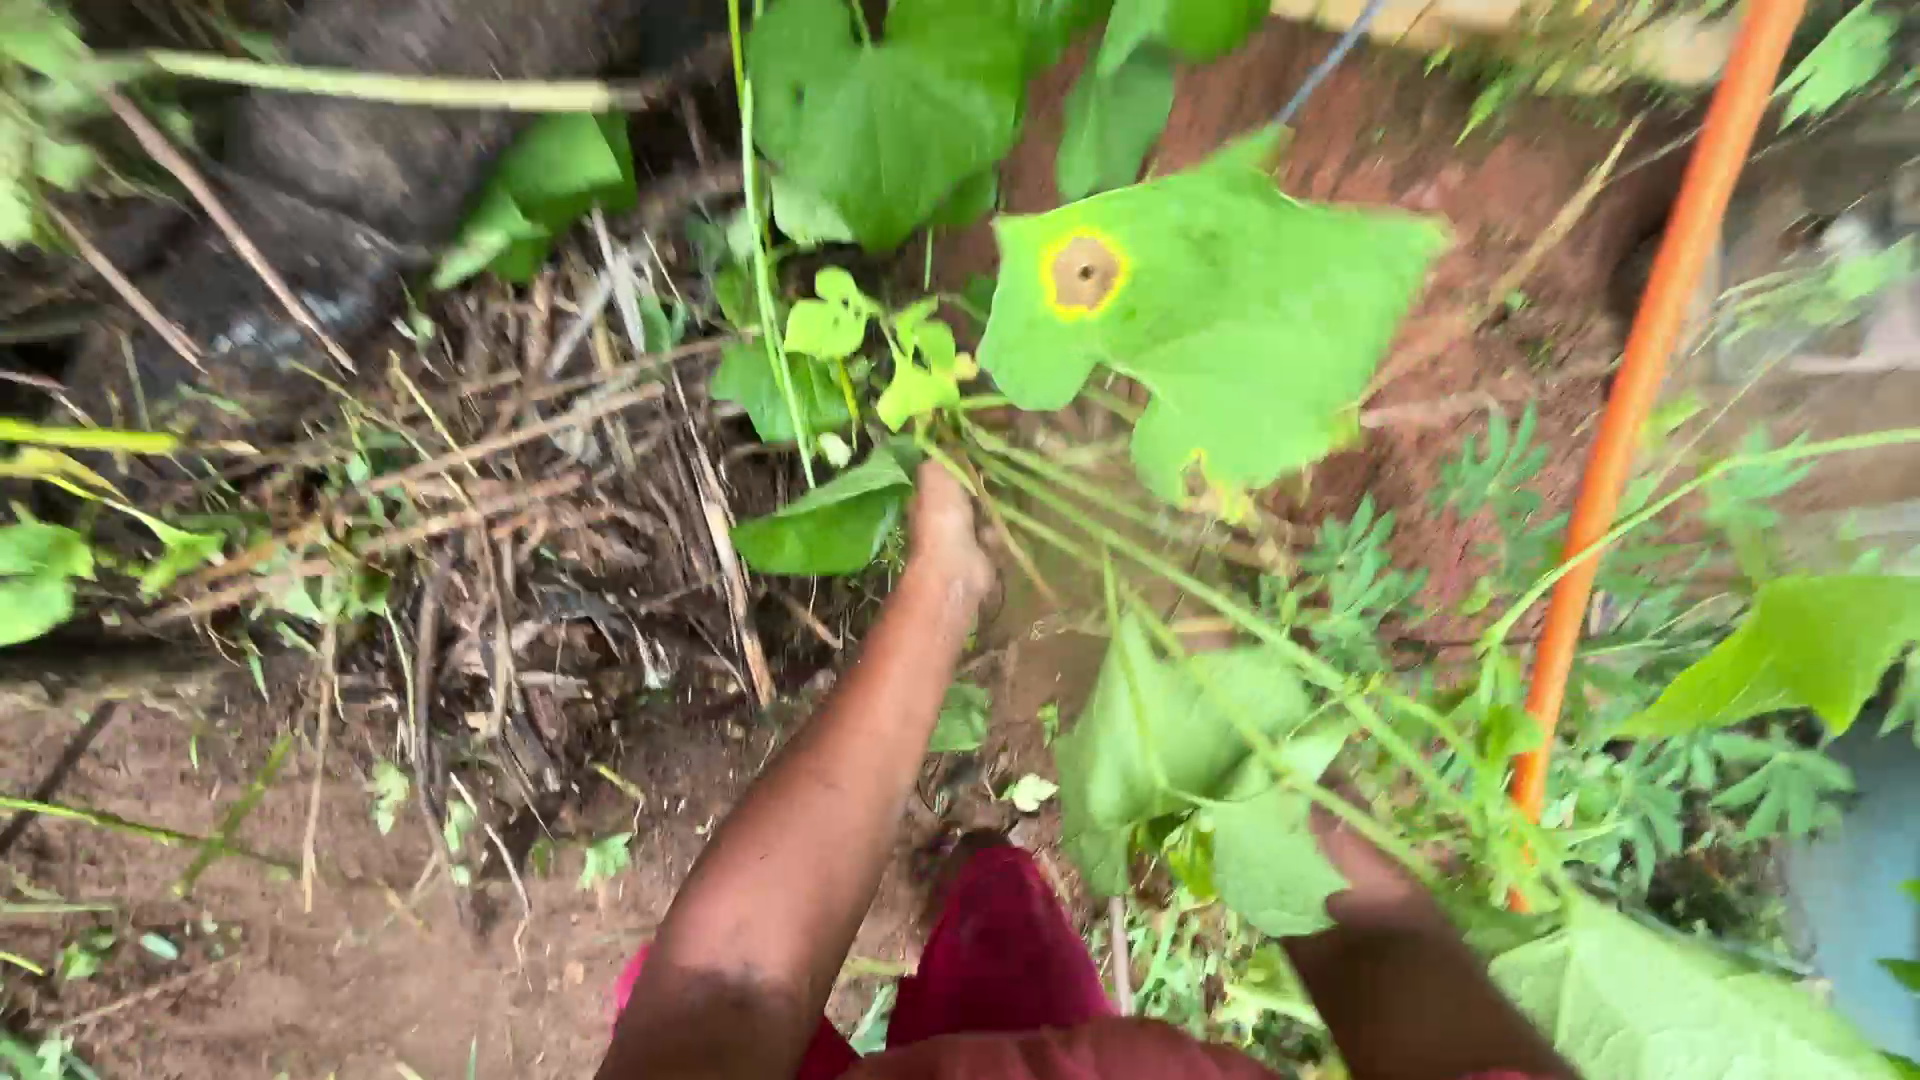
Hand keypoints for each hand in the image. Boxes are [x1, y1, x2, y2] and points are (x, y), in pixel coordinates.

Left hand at [907, 461, 995, 608]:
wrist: (955, 569)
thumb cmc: (943, 520)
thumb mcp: (937, 476)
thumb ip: (946, 457)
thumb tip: (955, 440)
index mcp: (930, 494)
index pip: (950, 471)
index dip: (966, 461)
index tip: (987, 450)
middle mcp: (945, 513)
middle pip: (973, 490)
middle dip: (986, 487)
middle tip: (1000, 478)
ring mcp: (965, 534)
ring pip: (989, 511)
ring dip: (994, 513)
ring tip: (990, 515)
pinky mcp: (984, 551)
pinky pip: (998, 534)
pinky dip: (997, 536)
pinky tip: (990, 539)